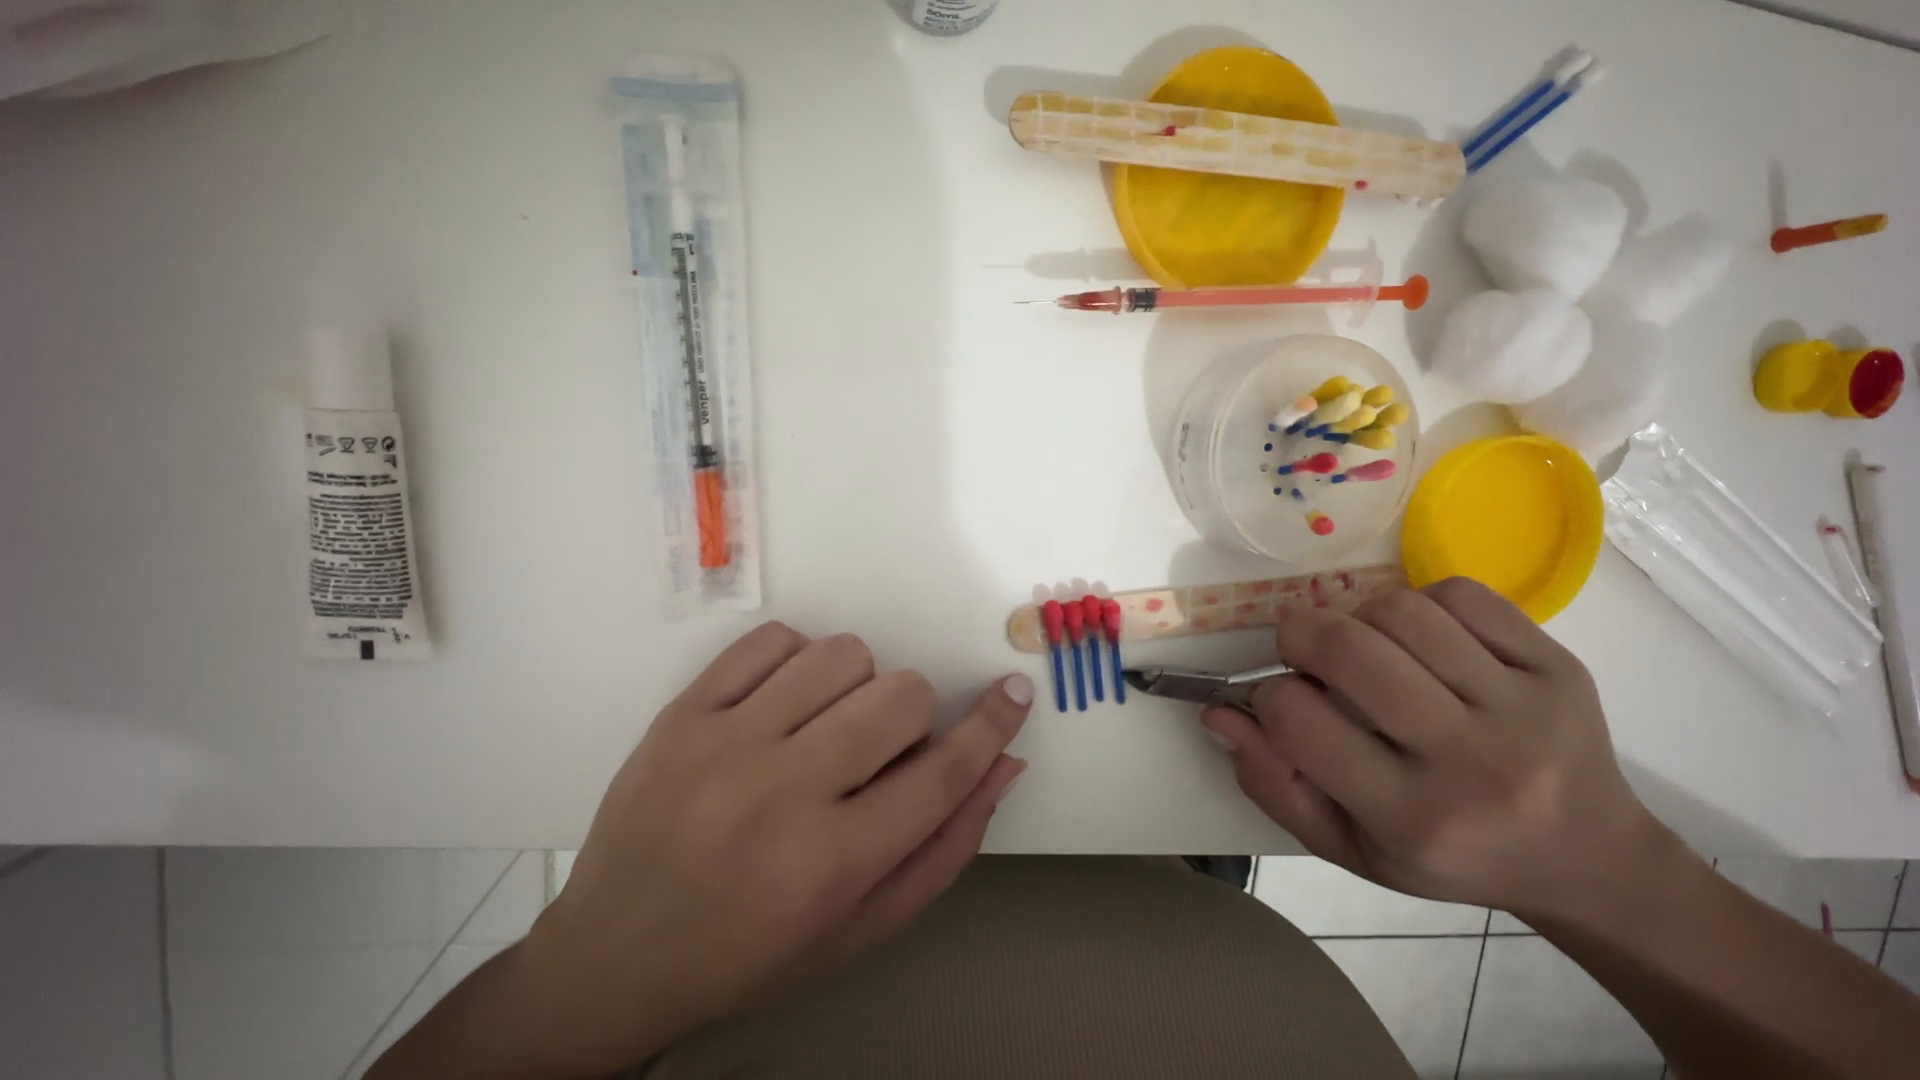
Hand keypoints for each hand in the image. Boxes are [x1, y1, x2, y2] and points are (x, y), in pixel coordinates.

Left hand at [511, 623, 1030, 1073]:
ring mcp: (724, 743)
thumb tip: (1004, 765)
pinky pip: (770, 641)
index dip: (993, 725)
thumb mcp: (861, 926)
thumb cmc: (753, 954)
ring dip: (858, 684)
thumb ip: (943, 847)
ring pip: (840, 655)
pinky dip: (797, 659)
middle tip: (880, 752)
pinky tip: (784, 702)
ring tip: (828, 725)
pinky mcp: (680, 712)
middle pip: (900, 696)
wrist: (615, 957)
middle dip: (913, 716)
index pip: (944, 769)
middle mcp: (781, 791)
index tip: (1014, 693)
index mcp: (833, 862)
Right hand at [1201, 578, 1660, 919]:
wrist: (1587, 857)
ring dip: (1359, 616)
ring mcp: (1524, 707)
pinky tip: (1420, 637)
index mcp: (1412, 817)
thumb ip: (1274, 784)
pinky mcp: (1559, 666)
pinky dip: (1420, 601)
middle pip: (1350, 650)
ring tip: (1365, 646)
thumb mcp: (1349, 846)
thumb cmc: (1449, 857)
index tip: (1280, 701)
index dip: (1268, 695)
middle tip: (1301, 648)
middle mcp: (1472, 761)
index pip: (1299, 719)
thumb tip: (1219, 711)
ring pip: (1401, 611)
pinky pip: (1463, 594)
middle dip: (1299, 633)